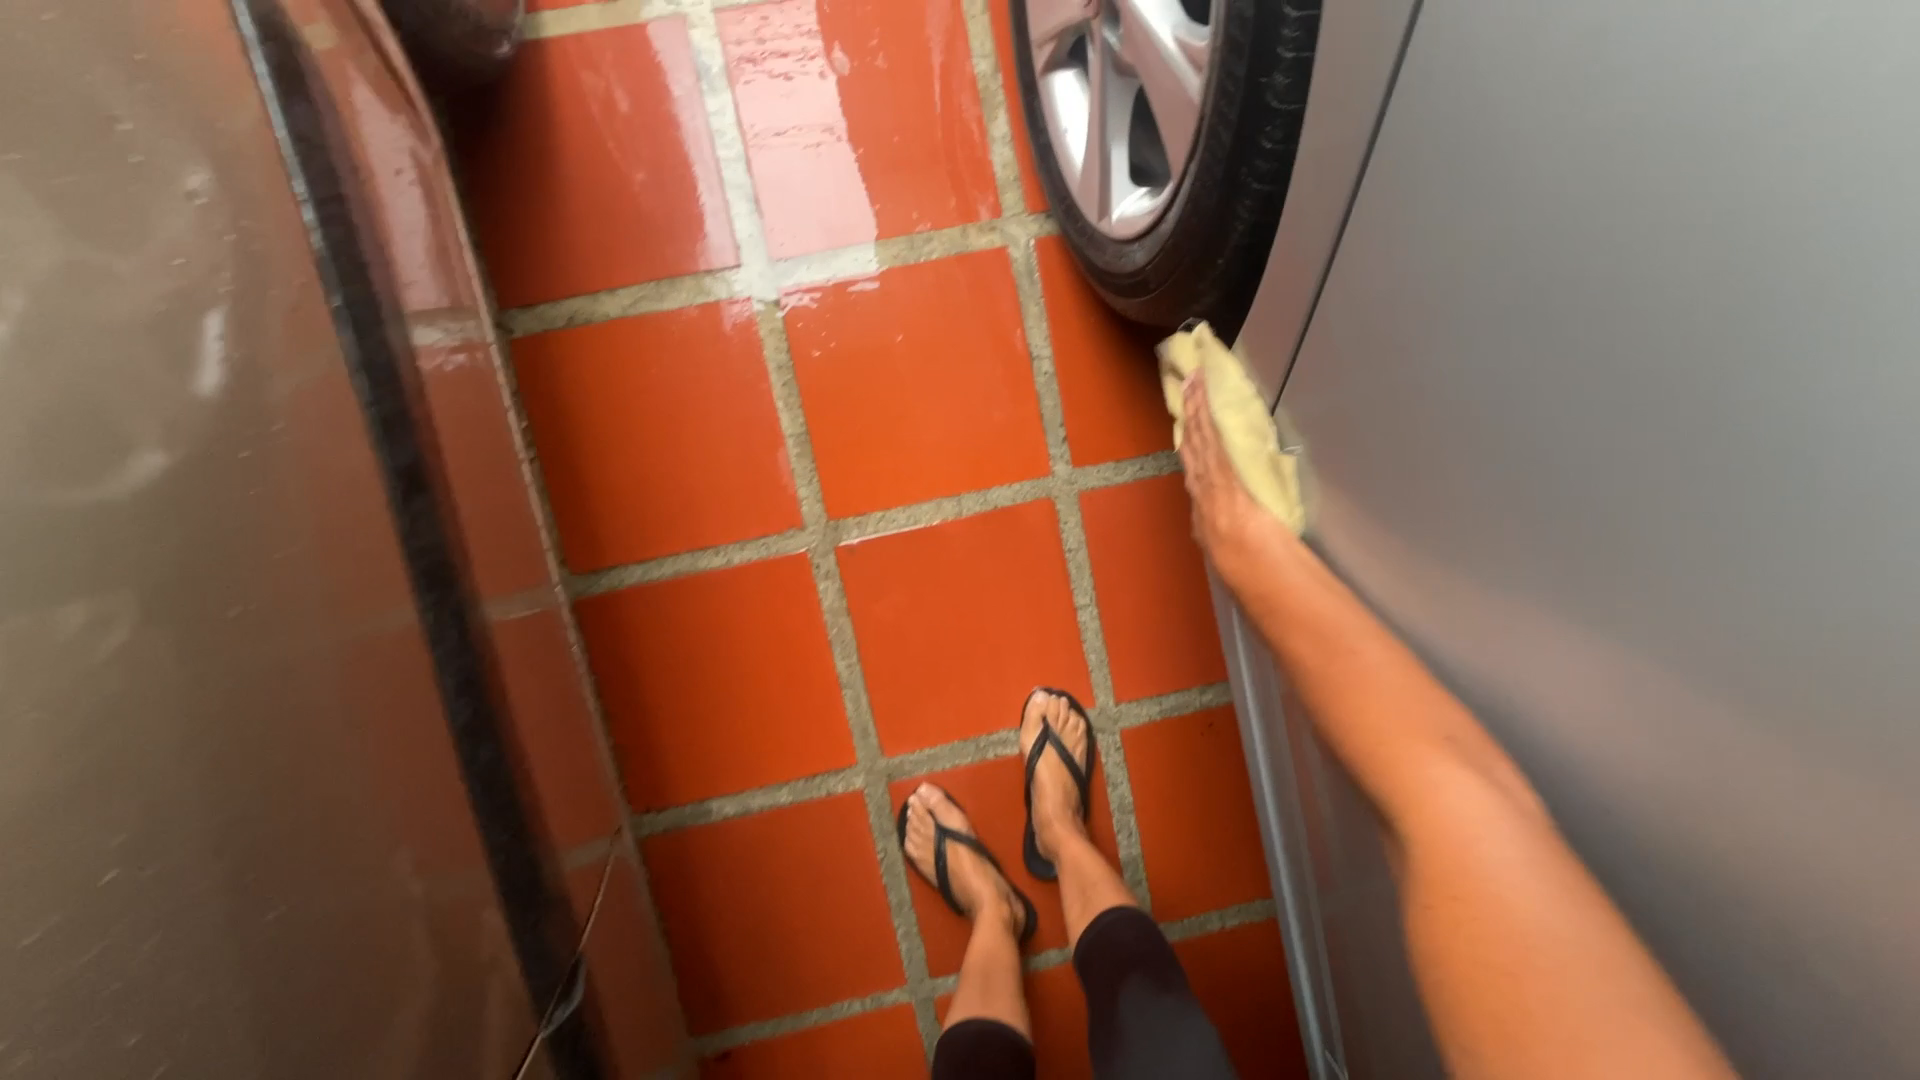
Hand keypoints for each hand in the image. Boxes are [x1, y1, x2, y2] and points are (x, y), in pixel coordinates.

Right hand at [1178, 372, 1295, 587]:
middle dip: (1188, 420)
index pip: (1196, 471)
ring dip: (1193, 406)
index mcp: (1204, 509)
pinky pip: (1208, 429)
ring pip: (1198, 433)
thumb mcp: (1229, 554)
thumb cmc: (1242, 564)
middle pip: (1192, 446)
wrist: (1244, 557)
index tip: (1187, 432)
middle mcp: (1200, 486)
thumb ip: (1226, 540)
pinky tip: (1199, 387)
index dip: (1191, 449)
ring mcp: (1209, 471)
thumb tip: (1225, 537)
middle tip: (1184, 390)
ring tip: (1192, 380)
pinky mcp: (1219, 459)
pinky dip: (1201, 407)